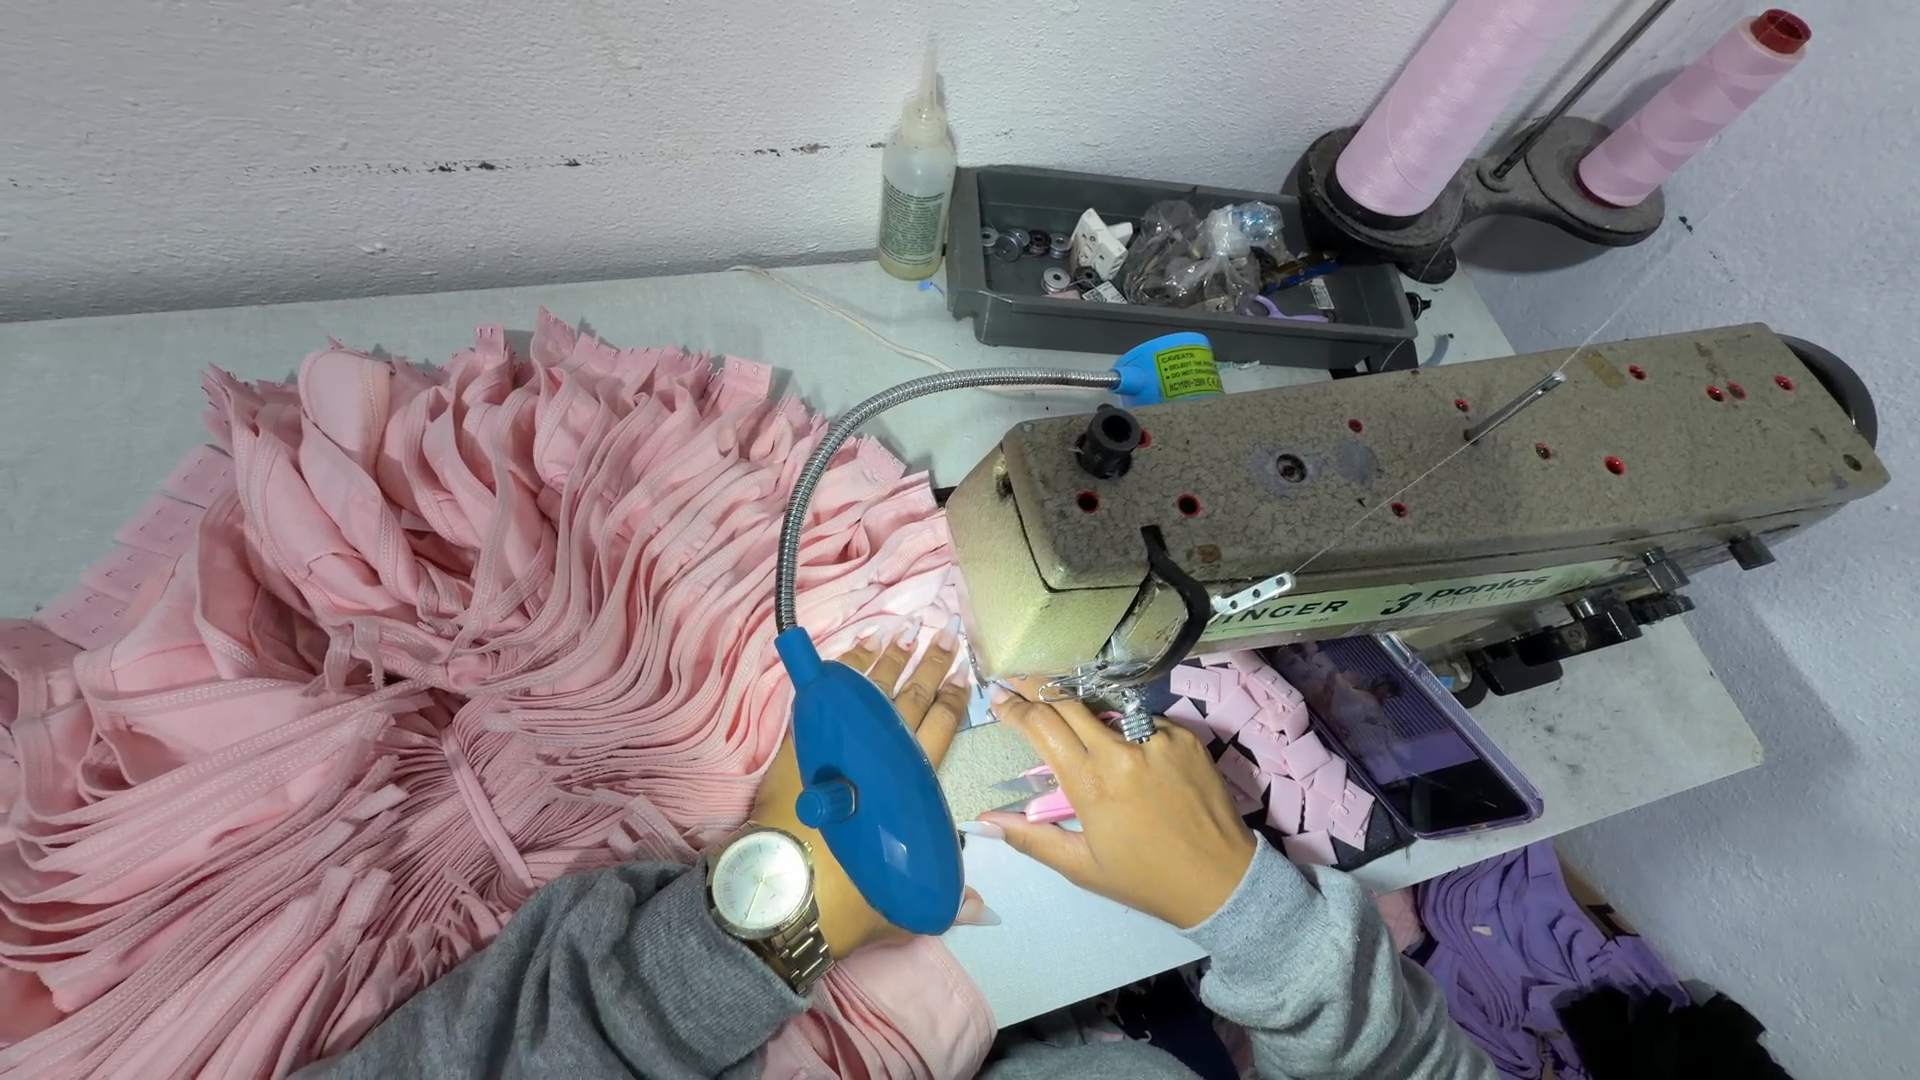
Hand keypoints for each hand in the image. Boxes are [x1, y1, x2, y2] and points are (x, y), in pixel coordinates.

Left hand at [751, 620, 986, 957]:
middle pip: (910, 702)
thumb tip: (981, 907)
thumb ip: (944, 899)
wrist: (780, 895)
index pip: (940, 731)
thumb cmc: (845, 902)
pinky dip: (843, 672)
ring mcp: (839, 748)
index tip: (964, 673)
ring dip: (889, 659)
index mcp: (908, 788)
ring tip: (905, 632)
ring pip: (871, 693)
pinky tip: (855, 651)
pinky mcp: (804, 746)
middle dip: (929, 666)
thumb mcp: (901, 907)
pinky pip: (828, 698)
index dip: (953, 700)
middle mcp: (878, 759)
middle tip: (944, 635)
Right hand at [978, 680, 1257, 928]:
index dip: (1015, 707)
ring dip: (1083, 709)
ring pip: (1105, 707)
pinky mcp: (1184, 735)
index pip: (1041, 726)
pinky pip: (1143, 719)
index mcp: (1090, 783)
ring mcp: (1156, 738)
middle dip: (1037, 686)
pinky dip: (1128, 728)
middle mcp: (1120, 751)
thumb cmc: (1145, 878)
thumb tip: (984, 819)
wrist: (1221, 881)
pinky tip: (1130, 749)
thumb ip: (1030, 838)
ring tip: (1073, 717)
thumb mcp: (1081, 866)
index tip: (998, 696)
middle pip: (1067, 702)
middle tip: (1019, 679)